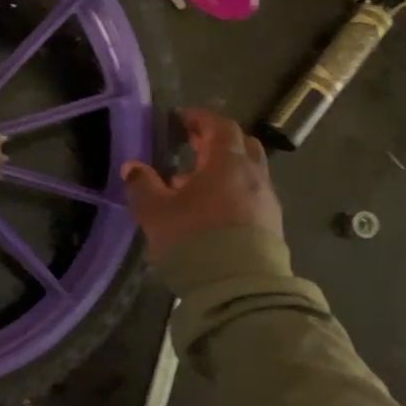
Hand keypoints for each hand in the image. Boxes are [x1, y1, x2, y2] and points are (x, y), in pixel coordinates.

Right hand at [120, 109, 282, 261]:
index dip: (200, 118)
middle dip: (217, 141)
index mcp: (227, 162)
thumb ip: (143, 186)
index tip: (181, 119)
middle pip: (242, 145)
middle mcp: (253, 175)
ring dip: (225, 171)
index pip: (220, 125)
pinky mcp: (272, 226)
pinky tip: (213, 213)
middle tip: (193, 147)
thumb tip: (133, 167)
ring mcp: (267, 201)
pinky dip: (234, 193)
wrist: (238, 287)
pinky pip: (253, 196)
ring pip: (249, 172)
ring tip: (197, 186)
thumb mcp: (155, 213)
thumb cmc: (193, 240)